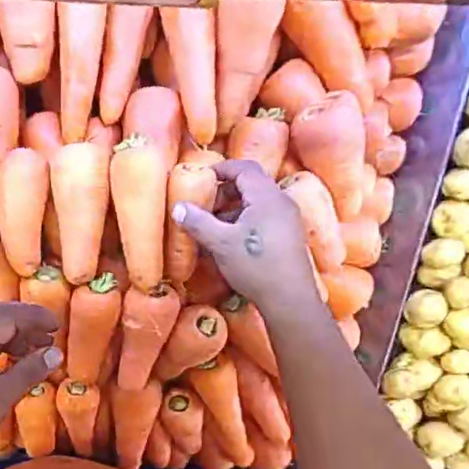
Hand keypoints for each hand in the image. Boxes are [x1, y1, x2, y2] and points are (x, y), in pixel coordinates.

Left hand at [0, 301, 62, 462]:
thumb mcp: (1, 397)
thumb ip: (29, 371)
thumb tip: (55, 353)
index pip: (8, 316)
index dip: (35, 317)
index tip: (57, 326)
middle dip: (26, 321)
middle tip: (50, 333)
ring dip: (14, 334)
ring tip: (37, 348)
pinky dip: (0, 345)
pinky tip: (14, 359)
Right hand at [173, 159, 321, 317]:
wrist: (290, 299)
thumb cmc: (256, 266)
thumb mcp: (220, 243)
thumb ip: (198, 222)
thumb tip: (178, 207)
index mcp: (267, 196)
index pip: (244, 168)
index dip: (221, 169)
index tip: (202, 176)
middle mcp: (281, 202)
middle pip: (251, 183)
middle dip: (224, 190)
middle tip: (204, 204)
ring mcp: (288, 219)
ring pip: (257, 202)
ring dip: (233, 207)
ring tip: (213, 224)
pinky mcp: (289, 236)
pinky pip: (264, 216)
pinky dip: (244, 219)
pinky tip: (230, 240)